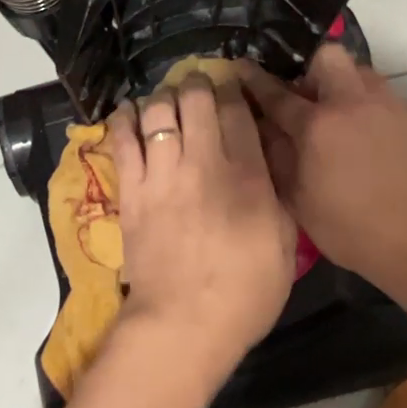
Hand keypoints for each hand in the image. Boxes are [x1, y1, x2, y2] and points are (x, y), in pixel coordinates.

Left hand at [105, 72, 296, 379]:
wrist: (184, 323)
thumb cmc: (245, 292)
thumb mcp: (284, 244)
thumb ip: (277, 196)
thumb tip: (269, 165)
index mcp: (248, 174)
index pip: (237, 109)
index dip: (234, 89)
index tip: (233, 88)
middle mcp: (204, 161)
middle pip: (195, 98)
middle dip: (198, 84)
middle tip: (199, 87)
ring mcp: (162, 173)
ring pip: (158, 111)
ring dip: (163, 98)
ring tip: (167, 101)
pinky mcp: (131, 190)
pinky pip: (122, 140)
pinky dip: (124, 119)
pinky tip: (129, 112)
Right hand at [238, 44, 406, 290]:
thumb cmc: (347, 227)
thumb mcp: (296, 199)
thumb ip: (275, 156)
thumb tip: (262, 127)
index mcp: (317, 126)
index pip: (277, 93)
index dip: (255, 78)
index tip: (241, 66)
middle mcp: (354, 104)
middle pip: (328, 56)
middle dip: (311, 68)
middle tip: (307, 97)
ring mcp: (391, 107)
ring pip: (363, 73)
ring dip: (345, 87)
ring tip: (342, 118)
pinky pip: (388, 100)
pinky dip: (374, 112)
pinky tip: (374, 142)